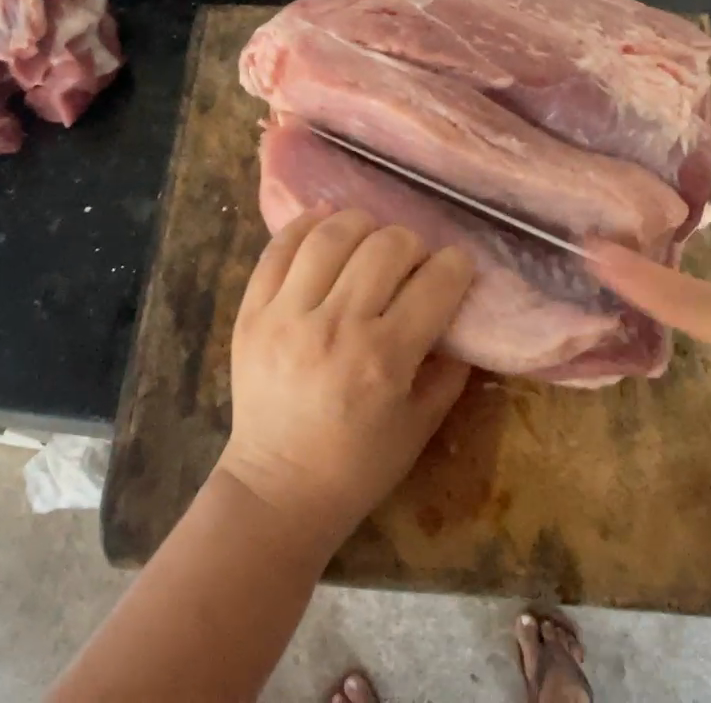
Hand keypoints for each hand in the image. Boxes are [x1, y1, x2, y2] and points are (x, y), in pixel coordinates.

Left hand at [217, 209, 475, 549]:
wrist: (279, 487)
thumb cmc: (358, 464)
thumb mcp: (422, 424)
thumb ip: (449, 367)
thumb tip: (459, 313)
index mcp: (384, 358)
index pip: (435, 283)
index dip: (456, 265)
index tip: (456, 267)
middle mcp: (335, 326)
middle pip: (386, 246)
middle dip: (412, 243)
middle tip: (411, 260)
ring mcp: (285, 315)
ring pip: (331, 235)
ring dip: (361, 226)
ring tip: (368, 238)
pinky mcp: (251, 313)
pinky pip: (277, 249)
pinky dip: (305, 226)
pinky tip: (324, 223)